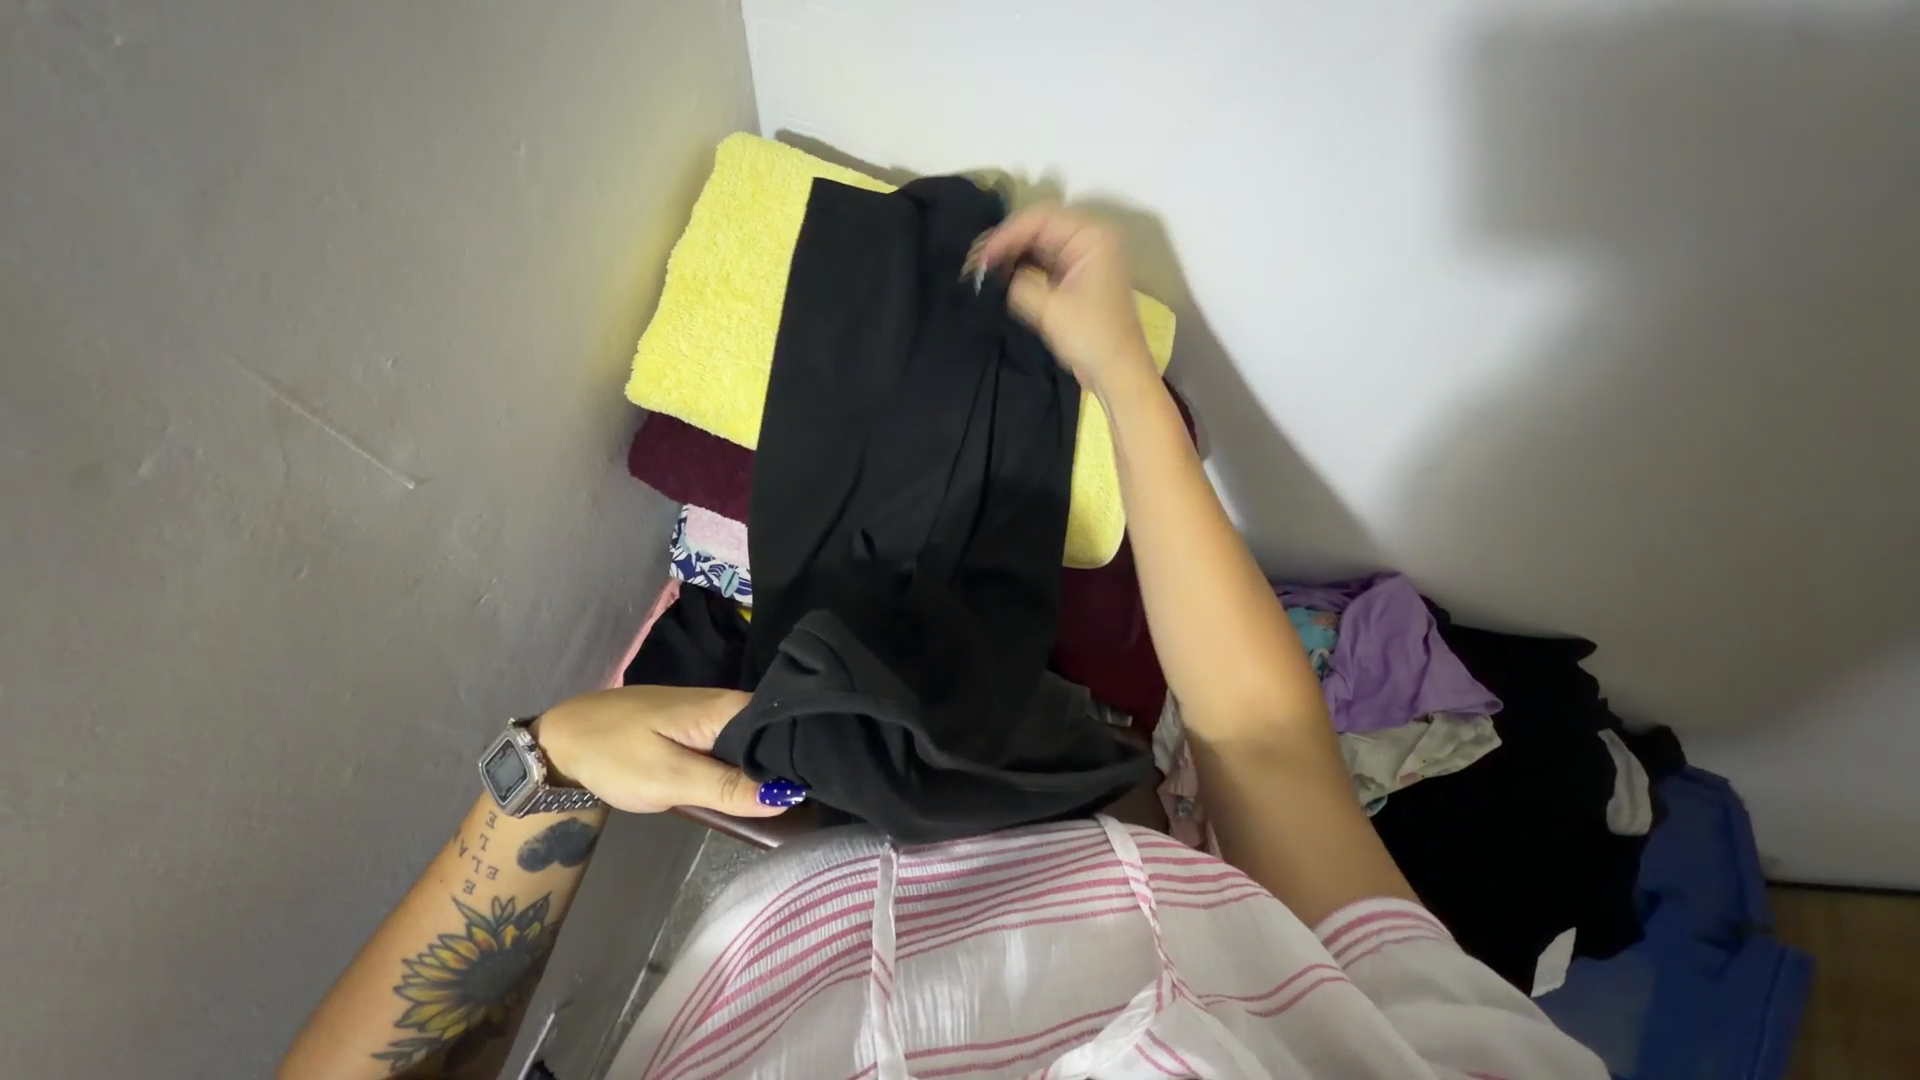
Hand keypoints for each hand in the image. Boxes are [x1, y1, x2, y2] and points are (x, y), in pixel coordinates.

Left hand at [532, 686, 797, 816]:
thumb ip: (729, 788)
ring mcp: (716, 717)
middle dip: (793, 767)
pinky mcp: (702, 729)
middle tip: (812, 807)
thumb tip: (789, 796)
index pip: (787, 725)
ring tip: (795, 805)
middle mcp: (731, 705)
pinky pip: (738, 748)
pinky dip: (747, 769)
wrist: (562, 740)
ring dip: (769, 771)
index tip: (826, 788)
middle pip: (776, 735)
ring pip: (757, 744)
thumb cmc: (614, 754)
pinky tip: (757, 792)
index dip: (808, 755)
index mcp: (729, 708)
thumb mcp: (671, 779)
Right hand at [968, 206, 1157, 393]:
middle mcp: (1090, 240)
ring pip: (1039, 246)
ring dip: (1012, 257)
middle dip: (1006, 244)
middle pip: (1039, 229)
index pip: (1040, 219)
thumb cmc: (1092, 337)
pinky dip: (1023, 270)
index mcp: (1092, 237)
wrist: (1118, 372)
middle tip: (975, 264)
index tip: (981, 259)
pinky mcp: (1077, 279)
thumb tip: (990, 273)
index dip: (1006, 235)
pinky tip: (1001, 280)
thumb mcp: (1050, 309)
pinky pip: (1044, 264)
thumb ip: (1017, 284)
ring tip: (982, 271)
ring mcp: (1084, 259)